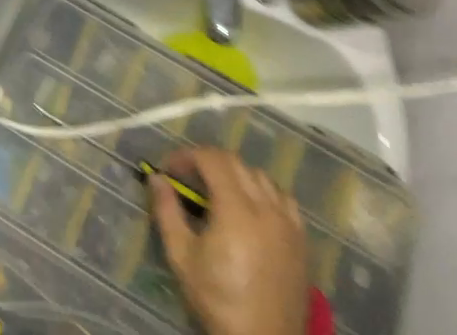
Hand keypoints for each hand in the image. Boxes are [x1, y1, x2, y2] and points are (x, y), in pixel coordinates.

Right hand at [149, 147, 309, 334]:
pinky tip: (251, 208)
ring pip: (261, 177)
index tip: (168, 169)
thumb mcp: (182, 257)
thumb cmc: (218, 300)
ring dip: (235, 173)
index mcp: (236, 210)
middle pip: (236, 163)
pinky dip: (263, 191)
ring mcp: (288, 222)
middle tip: (187, 177)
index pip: (212, 160)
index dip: (186, 156)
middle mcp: (266, 208)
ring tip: (217, 191)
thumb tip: (156, 178)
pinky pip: (283, 198)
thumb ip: (167, 212)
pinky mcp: (301, 238)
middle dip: (207, 161)